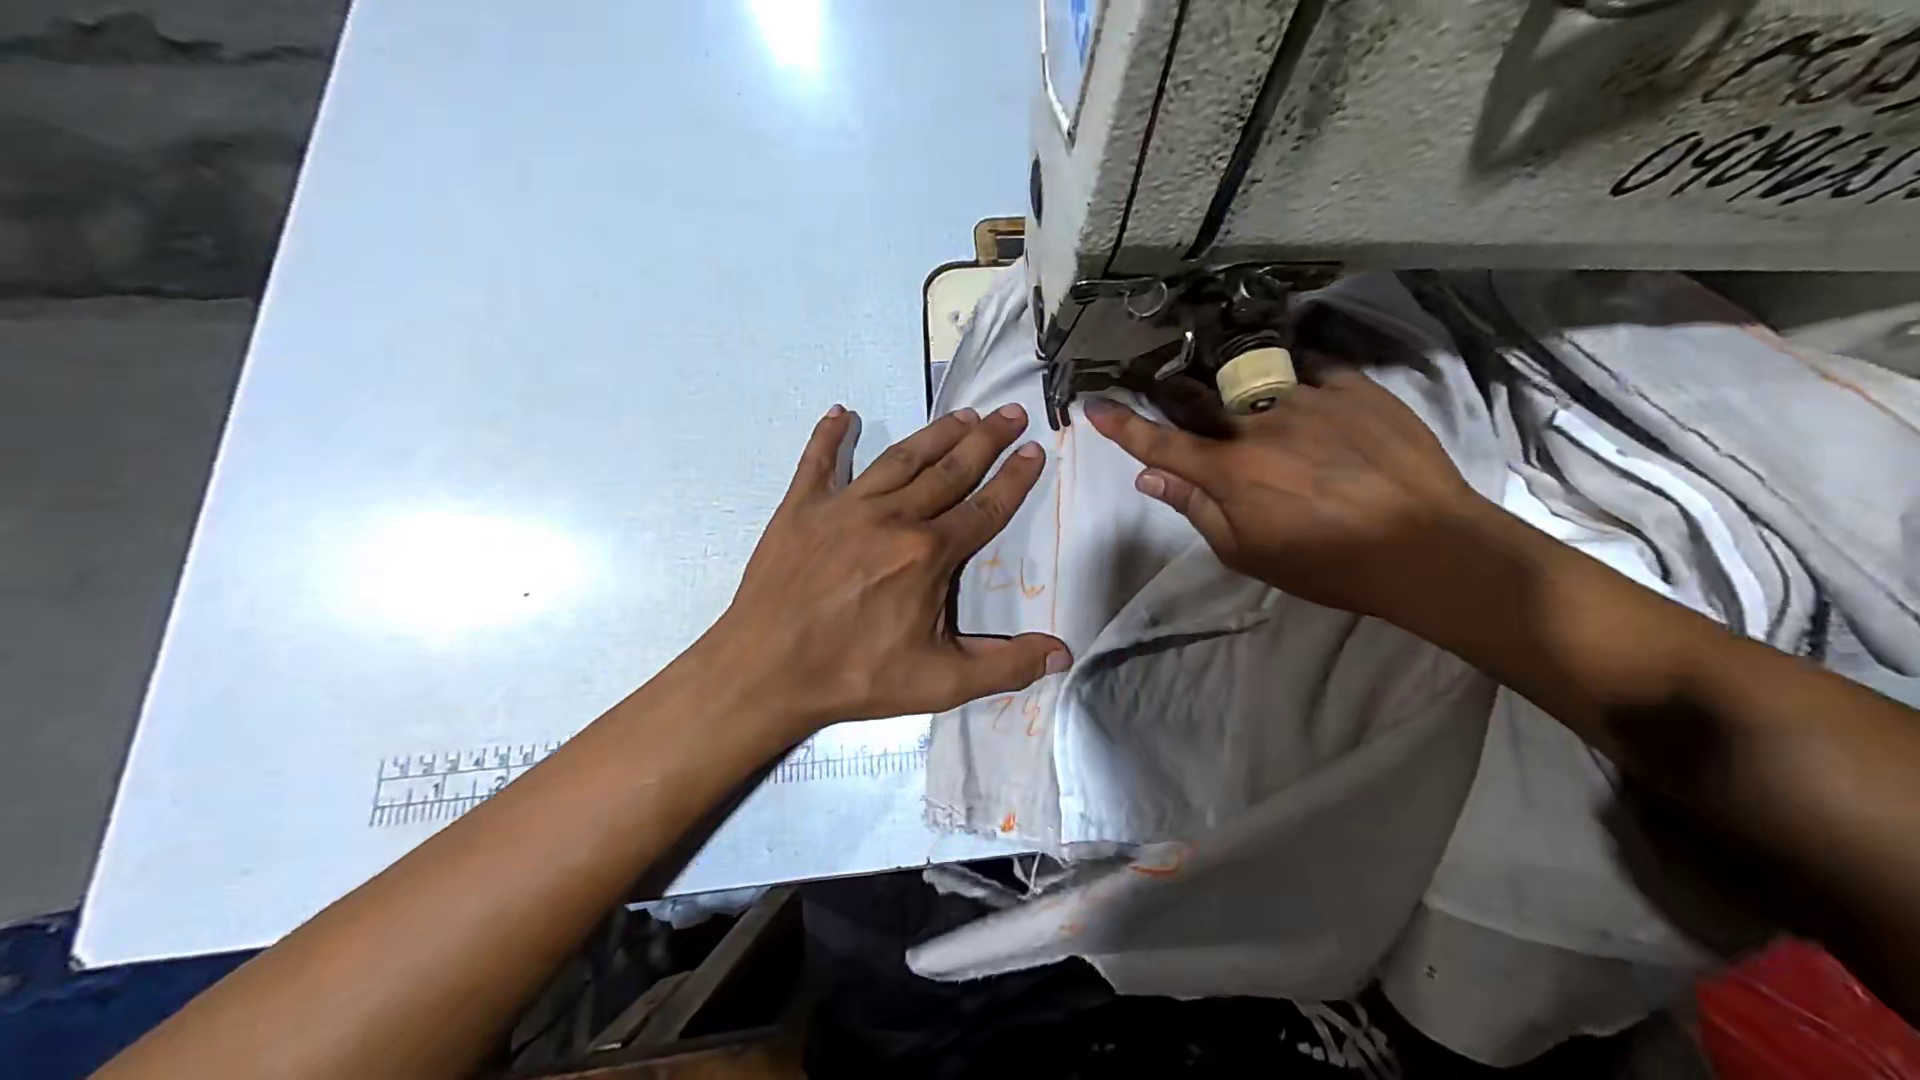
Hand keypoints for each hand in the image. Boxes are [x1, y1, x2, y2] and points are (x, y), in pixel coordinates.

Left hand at [710, 403, 1069, 735]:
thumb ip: (1004, 667)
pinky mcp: (800, 509)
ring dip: (935, 433)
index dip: (1014, 479)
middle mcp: (892, 518)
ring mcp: (843, 507)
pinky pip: (818, 462)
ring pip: (900, 458)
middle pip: (949, 470)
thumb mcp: (938, 684)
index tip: (1034, 450)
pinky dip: (829, 436)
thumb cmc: (854, 677)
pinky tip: (840, 413)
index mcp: (928, 554)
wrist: (765, 672)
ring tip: (963, 413)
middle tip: (1010, 411)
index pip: (985, 508)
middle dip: (986, 440)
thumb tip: (1062, 654)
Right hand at [1084, 371, 1484, 620]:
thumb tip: (1148, 477)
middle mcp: (1258, 425)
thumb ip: (1196, 509)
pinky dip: (1291, 370)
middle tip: (1159, 386)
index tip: (1094, 406)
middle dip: (1169, 391)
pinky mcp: (1354, 388)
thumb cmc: (1328, 563)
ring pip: (1250, 376)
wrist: (1429, 547)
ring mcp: (1308, 399)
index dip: (1122, 426)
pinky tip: (1292, 377)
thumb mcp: (1248, 553)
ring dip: (1226, 379)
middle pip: (1197, 397)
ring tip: (1228, 381)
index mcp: (1229, 470)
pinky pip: (1310, 364)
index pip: (1160, 444)